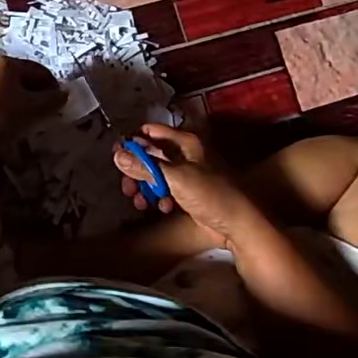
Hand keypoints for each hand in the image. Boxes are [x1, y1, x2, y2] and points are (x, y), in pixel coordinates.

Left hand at [0, 57, 63, 142]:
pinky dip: (8, 118)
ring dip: (23, 110)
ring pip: (10, 97)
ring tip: (30, 128)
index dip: (54, 87)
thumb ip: (52, 100)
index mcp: (9, 64)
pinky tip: (9, 133)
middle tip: (49, 117)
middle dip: (38, 99)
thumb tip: (65, 94)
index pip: (40, 71)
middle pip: (24, 83)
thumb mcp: (32, 108)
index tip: (63, 106)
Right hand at [114, 124, 257, 243]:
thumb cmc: (210, 194)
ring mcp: (188, 174)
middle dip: (137, 170)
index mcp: (185, 142)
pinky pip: (166, 189)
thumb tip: (117, 155)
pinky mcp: (189, 193)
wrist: (240, 225)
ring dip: (146, 187)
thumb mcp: (175, 178)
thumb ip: (145, 166)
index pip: (152, 132)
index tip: (118, 155)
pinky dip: (159, 197)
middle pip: (151, 155)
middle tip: (127, 186)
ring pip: (157, 174)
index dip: (134, 142)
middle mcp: (185, 154)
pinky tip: (161, 207)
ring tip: (139, 202)